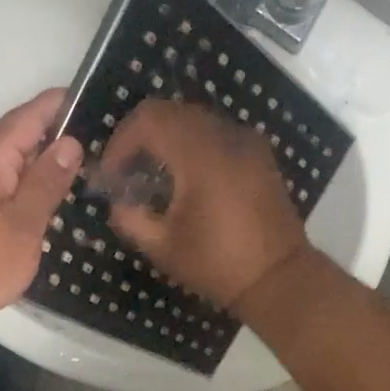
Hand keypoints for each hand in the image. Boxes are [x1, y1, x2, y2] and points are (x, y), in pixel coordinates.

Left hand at [0, 89, 84, 322]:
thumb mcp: (24, 224)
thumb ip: (48, 181)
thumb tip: (71, 142)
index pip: (28, 116)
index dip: (60, 106)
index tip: (92, 101)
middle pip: (17, 136)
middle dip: (54, 136)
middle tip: (97, 144)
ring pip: (8, 161)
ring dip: (40, 163)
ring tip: (78, 171)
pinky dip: (23, 182)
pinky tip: (42, 199)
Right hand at [100, 99, 311, 310]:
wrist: (278, 278)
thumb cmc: (218, 265)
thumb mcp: (163, 248)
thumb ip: (131, 219)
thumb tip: (119, 204)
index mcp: (200, 153)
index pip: (148, 119)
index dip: (121, 141)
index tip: (111, 173)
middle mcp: (226, 135)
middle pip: (172, 112)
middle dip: (143, 137)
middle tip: (128, 172)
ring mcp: (248, 142)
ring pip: (197, 120)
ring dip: (169, 140)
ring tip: (156, 176)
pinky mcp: (260, 156)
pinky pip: (219, 135)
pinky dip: (195, 147)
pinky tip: (189, 181)